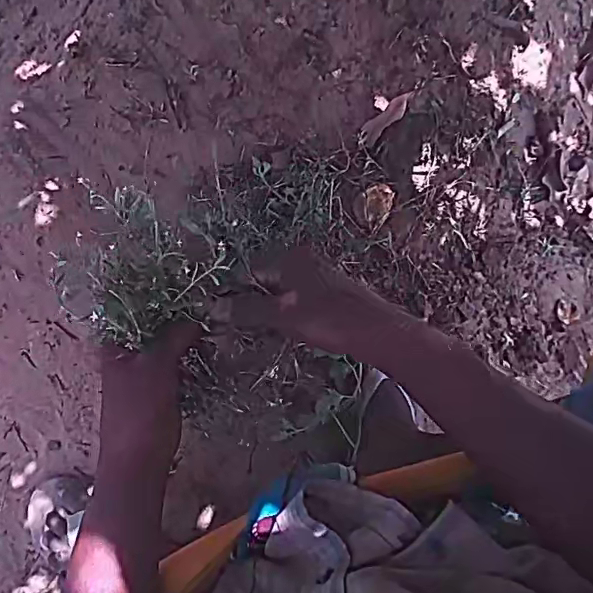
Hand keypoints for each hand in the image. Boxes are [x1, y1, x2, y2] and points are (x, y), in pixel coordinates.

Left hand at [97, 320, 203, 467]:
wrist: (137, 466)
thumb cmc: (141, 412)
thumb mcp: (158, 366)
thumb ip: (173, 338)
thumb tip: (193, 320)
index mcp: (114, 349)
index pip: (134, 315)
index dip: (159, 307)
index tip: (187, 303)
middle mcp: (121, 361)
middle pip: (150, 335)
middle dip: (176, 329)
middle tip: (202, 324)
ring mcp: (136, 381)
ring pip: (162, 356)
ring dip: (182, 350)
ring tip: (206, 343)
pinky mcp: (151, 399)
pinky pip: (169, 375)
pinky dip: (183, 370)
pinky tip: (200, 368)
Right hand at [215, 248, 411, 360]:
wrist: (379, 333)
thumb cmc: (328, 320)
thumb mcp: (282, 315)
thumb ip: (246, 309)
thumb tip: (213, 308)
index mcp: (290, 259)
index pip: (247, 272)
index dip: (232, 295)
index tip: (222, 318)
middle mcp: (303, 261)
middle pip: (263, 282)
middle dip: (249, 305)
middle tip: (237, 330)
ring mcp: (317, 276)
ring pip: (280, 293)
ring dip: (267, 312)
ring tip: (260, 333)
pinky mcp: (328, 293)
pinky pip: (296, 300)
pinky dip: (286, 314)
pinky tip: (286, 331)